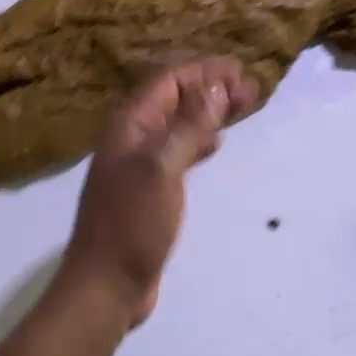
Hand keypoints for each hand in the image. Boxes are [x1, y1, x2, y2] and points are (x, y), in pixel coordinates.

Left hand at [58, 57, 258, 328]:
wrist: (106, 284)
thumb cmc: (132, 222)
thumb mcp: (162, 167)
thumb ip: (189, 125)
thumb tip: (216, 85)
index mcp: (130, 124)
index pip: (169, 80)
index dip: (205, 71)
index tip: (241, 71)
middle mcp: (132, 136)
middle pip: (175, 98)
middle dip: (210, 88)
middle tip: (250, 89)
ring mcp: (139, 163)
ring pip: (178, 123)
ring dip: (207, 112)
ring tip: (240, 107)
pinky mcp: (149, 188)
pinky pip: (178, 149)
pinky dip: (198, 139)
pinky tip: (215, 143)